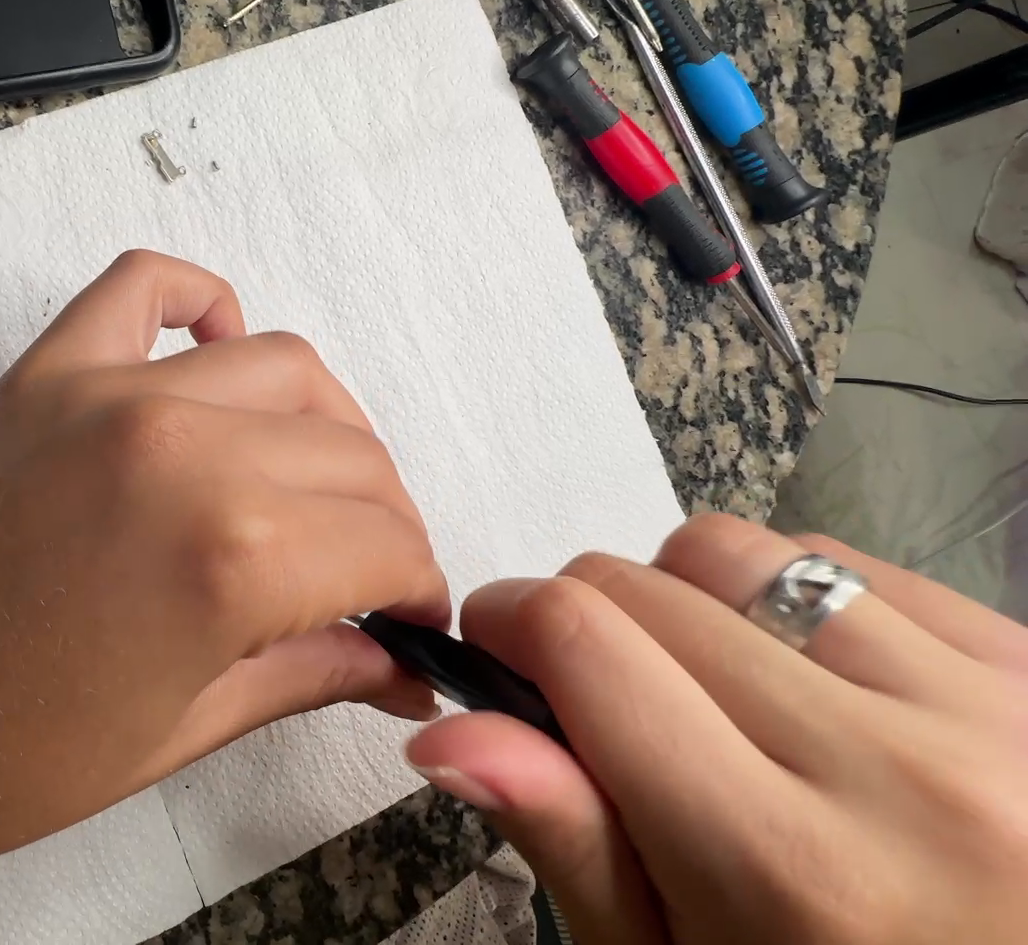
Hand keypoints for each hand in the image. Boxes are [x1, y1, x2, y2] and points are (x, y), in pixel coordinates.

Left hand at [0, 250, 449, 879]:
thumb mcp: (183, 731)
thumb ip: (309, 673)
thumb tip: (393, 662)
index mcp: (225, 558)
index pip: (386, 542)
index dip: (415, 587)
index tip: (407, 615)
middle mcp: (175, 451)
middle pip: (349, 452)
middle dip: (383, 519)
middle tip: (366, 569)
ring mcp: (104, 396)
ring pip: (280, 364)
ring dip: (322, 423)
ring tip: (308, 481)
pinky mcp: (45, 374)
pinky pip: (142, 286)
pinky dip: (197, 300)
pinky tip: (215, 347)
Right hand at [406, 513, 1027, 944]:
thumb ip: (564, 837)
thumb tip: (440, 734)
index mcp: (784, 862)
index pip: (575, 636)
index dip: (502, 622)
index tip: (498, 658)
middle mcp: (901, 769)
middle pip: (635, 583)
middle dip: (579, 621)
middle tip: (606, 702)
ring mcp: (1000, 714)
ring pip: (729, 550)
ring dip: (678, 598)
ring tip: (709, 685)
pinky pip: (843, 561)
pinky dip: (780, 597)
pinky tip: (804, 682)